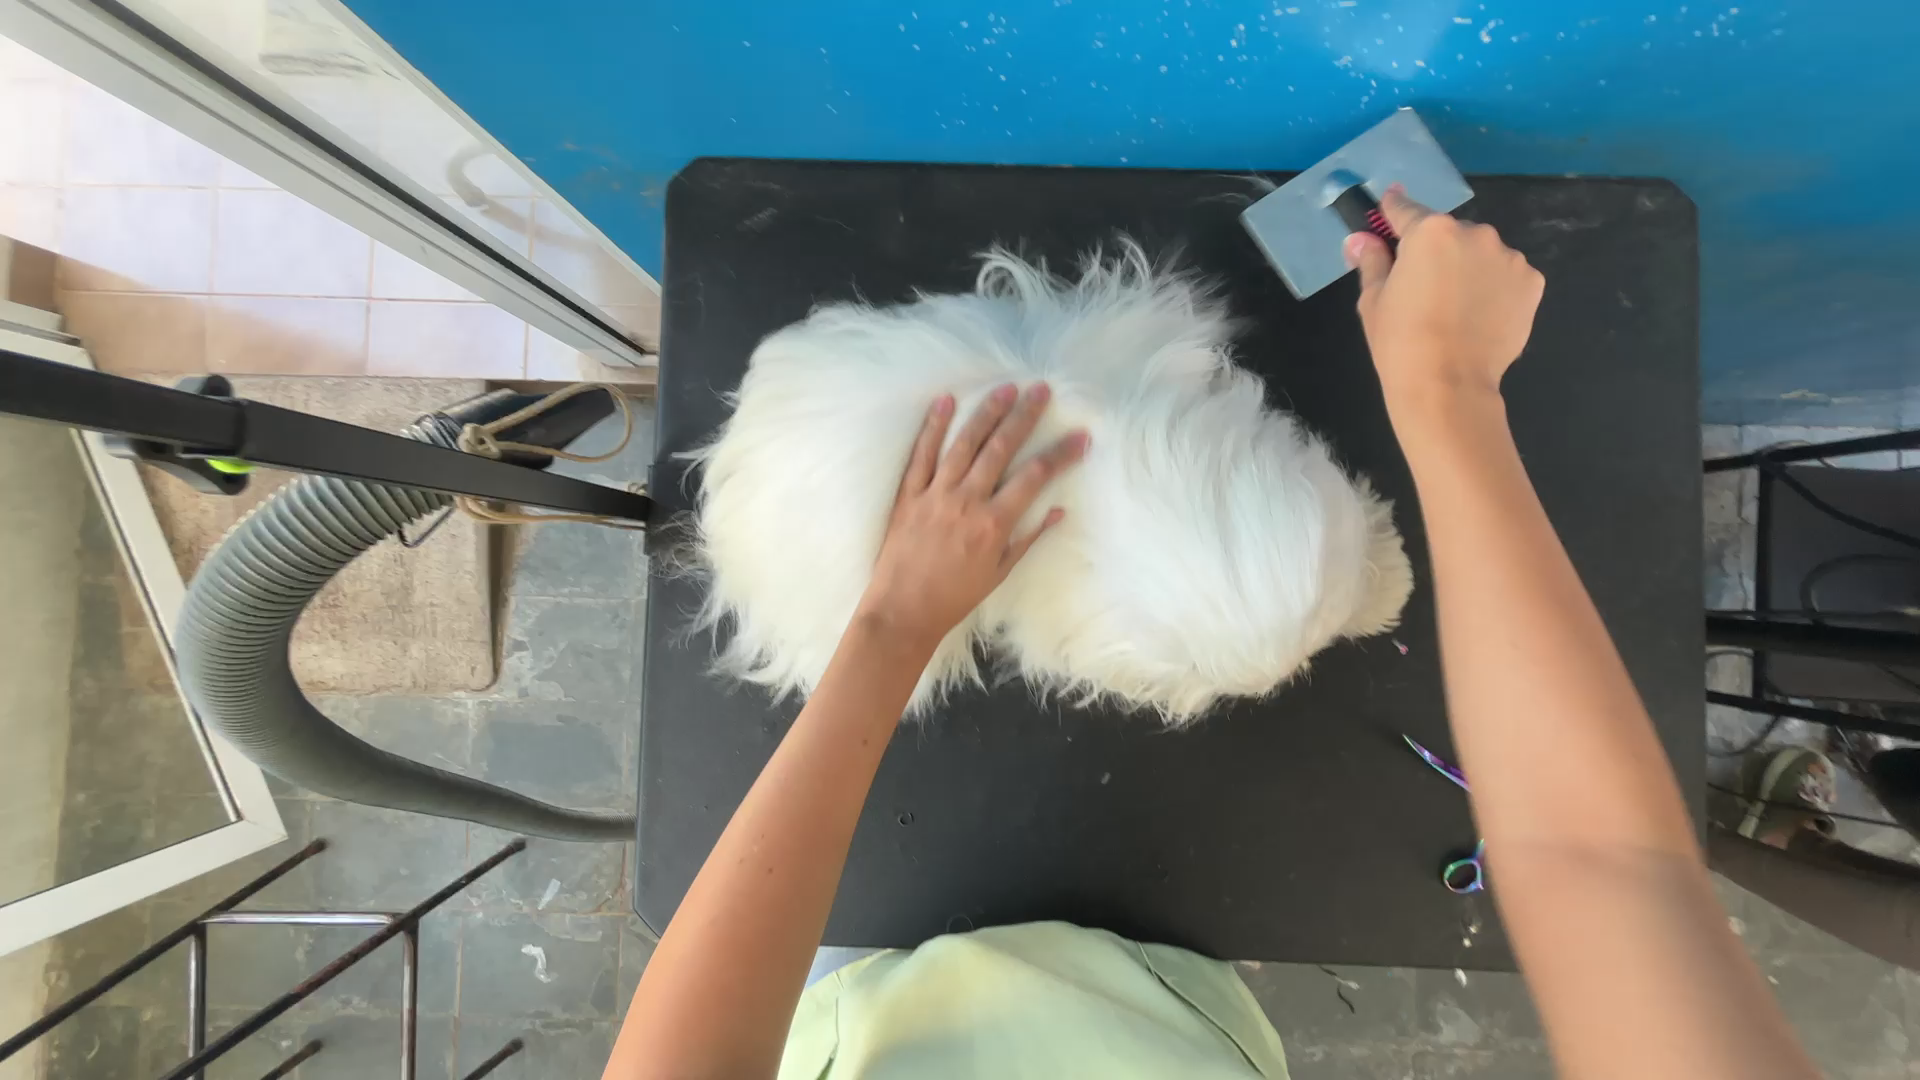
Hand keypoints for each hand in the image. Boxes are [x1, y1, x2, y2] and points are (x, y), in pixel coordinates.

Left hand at [857, 382, 1088, 652]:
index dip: (1061, 454)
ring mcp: (935, 495)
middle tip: (1042, 389)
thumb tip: (1059, 511)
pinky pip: (921, 455)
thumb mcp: (999, 573)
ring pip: (964, 444)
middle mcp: (967, 502)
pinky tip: (945, 401)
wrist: (903, 611)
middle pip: (1000, 449)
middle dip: (1024, 416)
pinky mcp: (908, 495)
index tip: (1081, 436)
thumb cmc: (954, 597)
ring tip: (1005, 387)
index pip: (1035, 477)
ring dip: (986, 413)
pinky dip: (932, 427)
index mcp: (994, 523)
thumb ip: (1028, 539)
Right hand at [1345, 186, 1544, 409]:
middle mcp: (1475, 233)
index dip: (1393, 209)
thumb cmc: (1398, 341)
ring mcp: (1509, 257)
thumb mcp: (1372, 302)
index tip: (1388, 200)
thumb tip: (1360, 240)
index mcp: (1430, 233)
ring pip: (1480, 256)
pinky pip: (1504, 278)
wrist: (1447, 384)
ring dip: (1466, 271)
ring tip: (1451, 310)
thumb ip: (1371, 263)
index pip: (1406, 211)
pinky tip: (1475, 318)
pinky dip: (1490, 290)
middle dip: (1435, 253)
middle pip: (1448, 235)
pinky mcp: (1531, 283)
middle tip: (1419, 290)